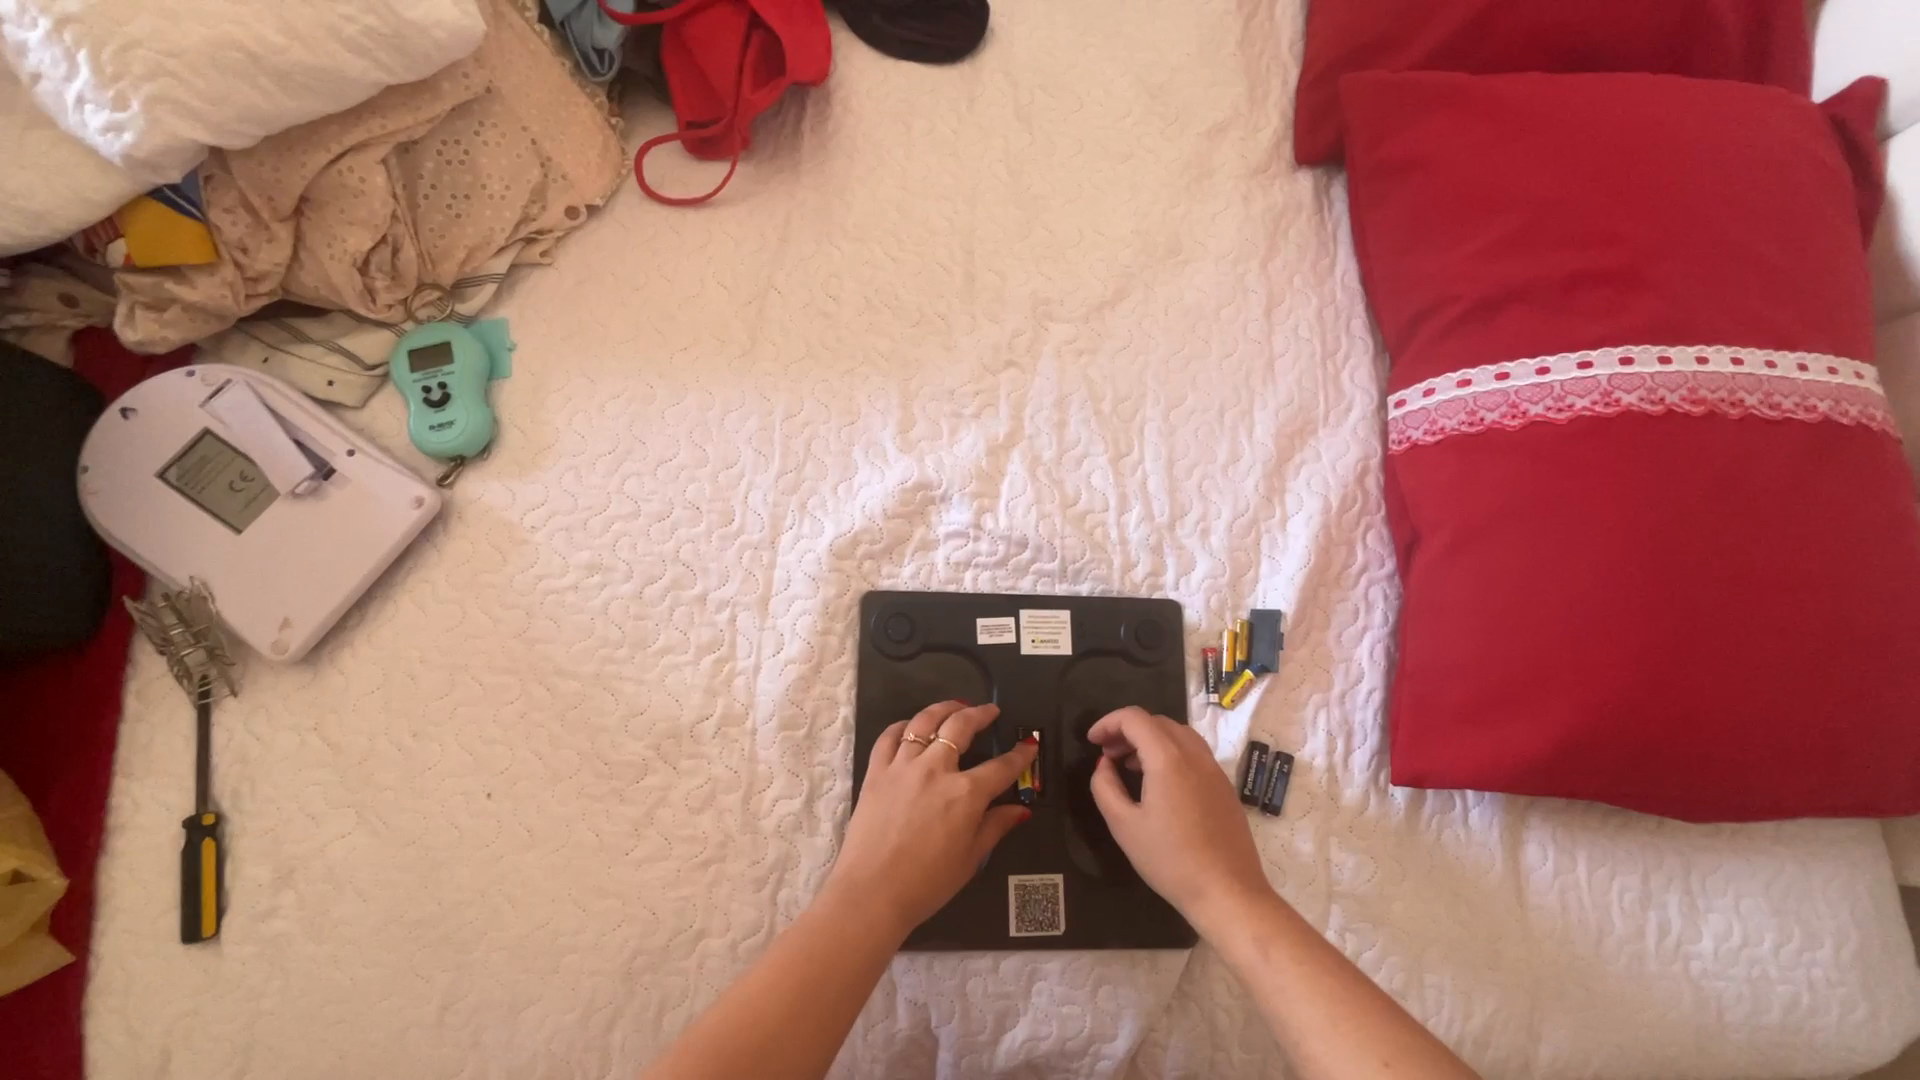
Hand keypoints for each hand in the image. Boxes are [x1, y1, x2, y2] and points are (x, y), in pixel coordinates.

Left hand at [823, 701, 1037, 939]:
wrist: (872, 893)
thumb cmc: (927, 883)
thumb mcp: (970, 858)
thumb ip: (995, 826)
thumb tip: (1020, 809)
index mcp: (966, 793)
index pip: (1002, 767)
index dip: (1020, 754)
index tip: (1029, 744)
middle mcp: (936, 769)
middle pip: (961, 726)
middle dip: (981, 714)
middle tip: (990, 711)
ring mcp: (903, 766)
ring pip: (924, 722)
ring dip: (943, 709)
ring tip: (955, 706)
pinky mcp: (876, 772)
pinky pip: (888, 737)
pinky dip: (901, 726)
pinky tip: (909, 725)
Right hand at [1088, 706, 1270, 932]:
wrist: (1228, 893)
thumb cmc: (1170, 861)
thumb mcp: (1124, 826)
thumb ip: (1105, 787)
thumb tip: (1104, 765)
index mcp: (1168, 758)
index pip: (1134, 718)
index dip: (1108, 722)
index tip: (1092, 741)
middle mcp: (1194, 755)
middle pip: (1157, 722)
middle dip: (1128, 730)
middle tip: (1107, 754)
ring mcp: (1214, 770)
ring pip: (1179, 734)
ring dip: (1151, 739)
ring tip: (1131, 765)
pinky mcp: (1225, 787)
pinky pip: (1194, 753)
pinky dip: (1171, 752)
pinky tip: (1160, 783)